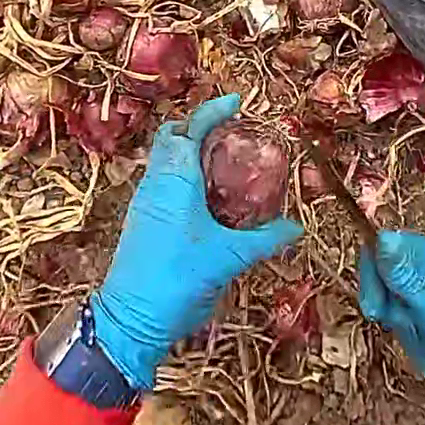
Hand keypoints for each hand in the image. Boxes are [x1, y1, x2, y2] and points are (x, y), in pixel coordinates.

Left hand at [90, 94, 302, 387]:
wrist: (128, 322)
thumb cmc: (177, 280)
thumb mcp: (228, 258)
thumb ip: (264, 240)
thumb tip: (296, 228)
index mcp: (176, 182)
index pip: (191, 130)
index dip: (213, 112)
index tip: (236, 102)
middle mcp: (157, 184)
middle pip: (171, 138)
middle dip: (198, 127)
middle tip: (229, 131)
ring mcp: (146, 201)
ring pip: (165, 159)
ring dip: (190, 150)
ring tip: (223, 160)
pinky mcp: (143, 219)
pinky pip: (164, 181)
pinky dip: (184, 174)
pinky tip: (207, 195)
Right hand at [358, 231, 424, 424]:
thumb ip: (399, 272)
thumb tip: (378, 236)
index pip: (377, 251)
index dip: (371, 280)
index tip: (377, 309)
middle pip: (384, 287)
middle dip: (395, 317)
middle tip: (417, 328)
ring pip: (399, 316)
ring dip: (413, 341)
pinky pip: (417, 335)